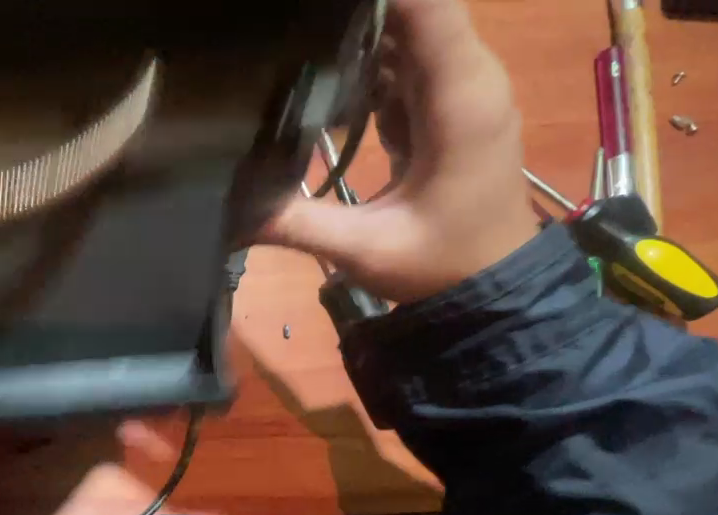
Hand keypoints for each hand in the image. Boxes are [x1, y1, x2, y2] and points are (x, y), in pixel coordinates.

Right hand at [257, 0, 536, 303]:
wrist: (489, 285)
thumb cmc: (439, 263)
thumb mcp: (362, 248)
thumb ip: (297, 223)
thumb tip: (228, 214)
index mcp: (458, 99)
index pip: (427, 10)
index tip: (312, 4)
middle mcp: (465, 79)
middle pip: (414, 13)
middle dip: (355, 12)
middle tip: (285, 24)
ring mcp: (456, 91)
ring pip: (407, 35)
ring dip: (356, 32)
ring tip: (293, 40)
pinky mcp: (441, 107)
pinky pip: (402, 64)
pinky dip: (364, 61)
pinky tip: (318, 73)